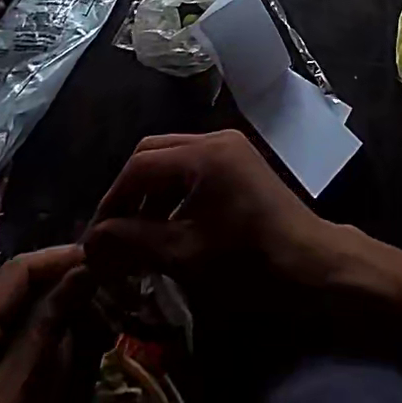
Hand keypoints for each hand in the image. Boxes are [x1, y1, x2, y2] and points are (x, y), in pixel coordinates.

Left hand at [0, 245, 96, 402]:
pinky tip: (51, 351)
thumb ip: (47, 330)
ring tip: (83, 318)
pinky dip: (22, 342)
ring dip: (42, 316)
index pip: (14, 274)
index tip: (102, 255)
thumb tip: (83, 270)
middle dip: (54, 290)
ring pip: (0, 318)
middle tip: (100, 289)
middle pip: (5, 295)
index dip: (60, 259)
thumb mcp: (17, 401)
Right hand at [83, 131, 349, 302]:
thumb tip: (90, 241)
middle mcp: (216, 138)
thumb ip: (133, 242)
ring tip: (137, 238)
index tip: (95, 239)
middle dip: (128, 193)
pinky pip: (194, 169)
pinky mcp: (240, 163)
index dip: (111, 200)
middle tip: (112, 233)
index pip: (139, 165)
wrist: (311, 264)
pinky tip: (168, 228)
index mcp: (204, 153)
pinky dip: (174, 194)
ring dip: (150, 195)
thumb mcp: (184, 254)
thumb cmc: (248, 260)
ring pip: (173, 160)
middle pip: (154, 154)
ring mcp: (231, 148)